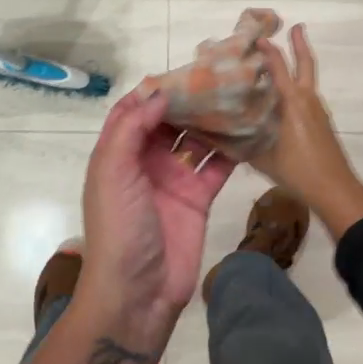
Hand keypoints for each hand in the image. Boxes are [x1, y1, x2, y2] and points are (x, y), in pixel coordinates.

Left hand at [78, 87, 233, 349]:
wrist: (137, 294)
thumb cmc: (118, 229)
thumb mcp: (112, 173)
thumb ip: (130, 129)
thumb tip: (158, 94)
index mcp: (118, 153)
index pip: (134, 111)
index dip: (154, 90)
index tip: (183, 69)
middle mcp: (146, 161)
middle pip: (169, 121)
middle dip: (190, 99)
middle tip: (220, 76)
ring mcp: (174, 179)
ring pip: (196, 139)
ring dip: (213, 120)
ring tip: (239, 94)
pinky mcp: (198, 198)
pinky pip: (216, 167)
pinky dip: (232, 150)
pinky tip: (251, 129)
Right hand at [252, 25, 362, 237]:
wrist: (335, 190)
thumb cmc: (298, 171)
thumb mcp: (262, 159)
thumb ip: (239, 145)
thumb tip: (211, 136)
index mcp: (293, 102)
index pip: (279, 66)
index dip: (268, 50)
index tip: (257, 37)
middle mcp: (307, 100)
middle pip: (306, 64)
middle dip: (300, 43)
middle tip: (296, 26)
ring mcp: (318, 111)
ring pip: (308, 80)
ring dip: (298, 65)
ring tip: (281, 61)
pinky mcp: (322, 123)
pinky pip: (307, 95)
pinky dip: (298, 86)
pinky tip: (285, 96)